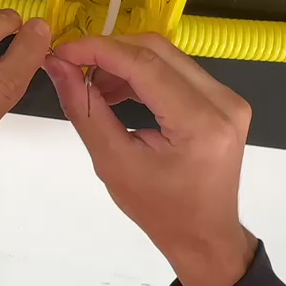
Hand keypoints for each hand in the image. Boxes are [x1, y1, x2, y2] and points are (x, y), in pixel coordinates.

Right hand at [42, 32, 256, 285]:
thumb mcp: (112, 162)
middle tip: (72, 66)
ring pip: (165, 54)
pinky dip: (141, 72)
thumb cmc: (158, 209)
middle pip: (156, 50)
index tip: (61, 52)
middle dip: (108, 51)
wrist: (204, 235)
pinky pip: (175, 68)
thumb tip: (57, 66)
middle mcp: (222, 102)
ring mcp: (228, 97)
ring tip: (92, 85)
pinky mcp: (223, 98)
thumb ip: (84, 109)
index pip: (143, 64)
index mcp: (200, 123)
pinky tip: (116, 90)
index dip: (97, 50)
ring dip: (123, 61)